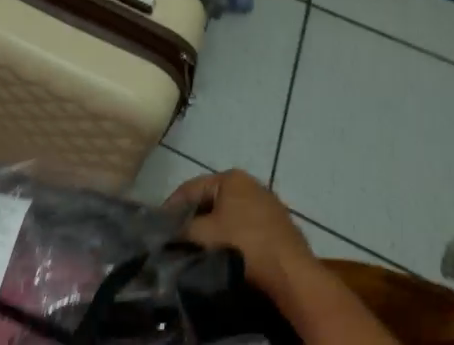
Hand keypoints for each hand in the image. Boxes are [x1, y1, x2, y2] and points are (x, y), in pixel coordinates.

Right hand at [163, 170, 317, 298]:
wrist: (293, 276)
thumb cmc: (243, 245)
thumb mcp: (203, 234)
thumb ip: (182, 228)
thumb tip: (168, 232)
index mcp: (231, 177)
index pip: (190, 188)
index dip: (172, 206)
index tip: (161, 226)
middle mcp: (252, 184)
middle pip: (212, 200)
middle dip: (195, 217)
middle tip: (180, 236)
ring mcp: (271, 206)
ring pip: (231, 214)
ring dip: (215, 228)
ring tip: (202, 246)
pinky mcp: (282, 228)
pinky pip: (248, 227)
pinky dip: (235, 236)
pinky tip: (229, 252)